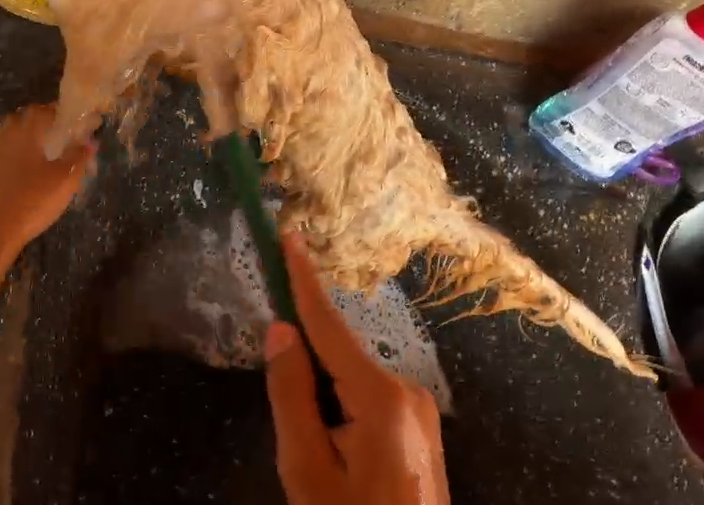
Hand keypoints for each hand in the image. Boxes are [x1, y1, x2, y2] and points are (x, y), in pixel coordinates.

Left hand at [0, 104, 94, 251]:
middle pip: (22, 119)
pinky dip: (12, 155)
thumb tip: (90, 141)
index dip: (58, 111)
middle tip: (57, 135)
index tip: (72, 120)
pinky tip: (21, 173)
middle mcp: (5, 136)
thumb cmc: (32, 200)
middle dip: (40, 122)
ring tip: (40, 153)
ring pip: (8, 135)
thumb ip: (78, 157)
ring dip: (24, 138)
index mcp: (26, 131)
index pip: (42, 110)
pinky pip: (0, 153)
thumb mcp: (65, 180)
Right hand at [265, 233, 450, 504]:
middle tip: (299, 439)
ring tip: (324, 465)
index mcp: (381, 398)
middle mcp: (408, 391)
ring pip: (350, 382)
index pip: (328, 325)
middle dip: (306, 374)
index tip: (289, 235)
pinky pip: (368, 401)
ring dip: (324, 401)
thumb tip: (281, 330)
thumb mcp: (306, 469)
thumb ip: (291, 393)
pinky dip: (342, 412)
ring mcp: (421, 412)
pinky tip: (341, 464)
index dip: (303, 279)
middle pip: (337, 358)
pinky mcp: (422, 429)